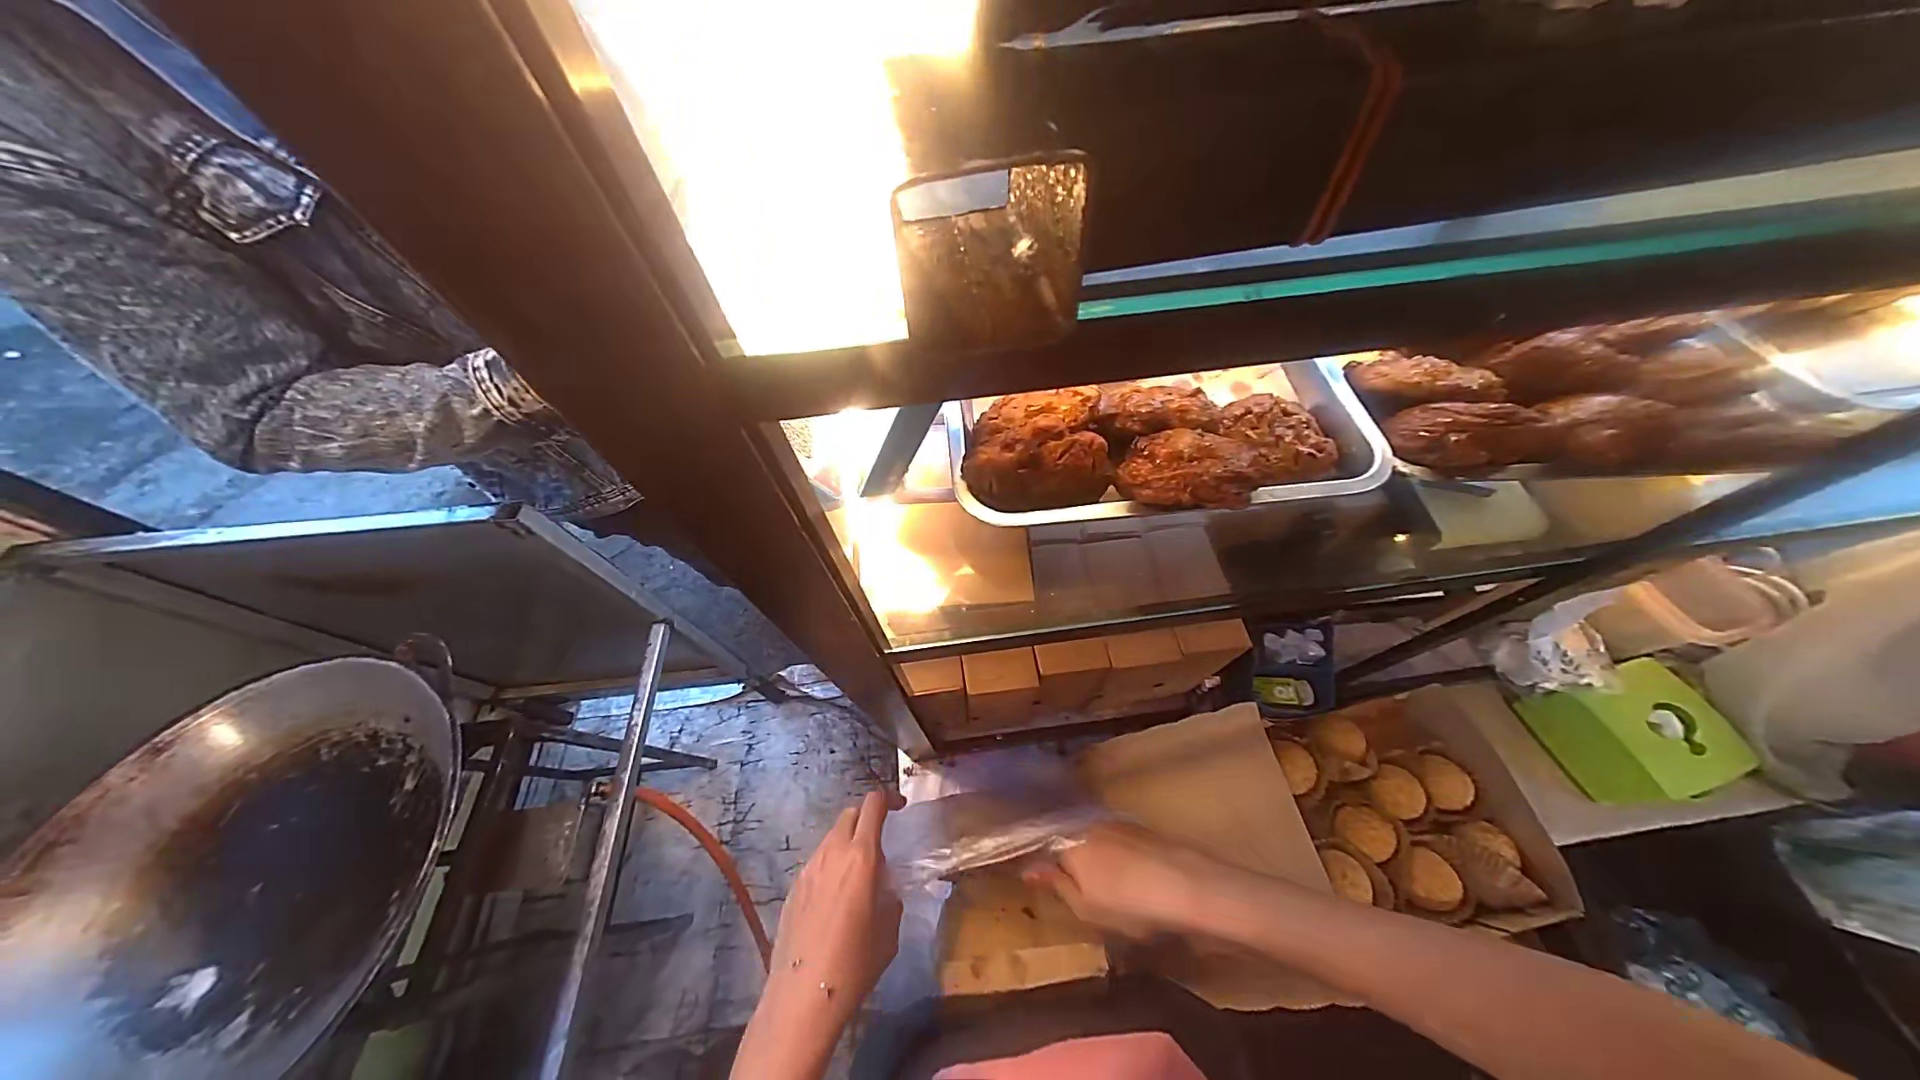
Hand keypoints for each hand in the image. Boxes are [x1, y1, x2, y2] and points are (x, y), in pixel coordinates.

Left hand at [765, 791, 902, 1019]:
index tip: (900, 808)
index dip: (888, 799)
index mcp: (861, 857)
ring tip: (859, 874)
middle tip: (880, 840)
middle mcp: (832, 853)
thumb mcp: (889, 929)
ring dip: (847, 843)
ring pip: (831, 838)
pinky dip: (831, 866)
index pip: (872, 806)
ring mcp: (808, 869)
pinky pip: (817, 863)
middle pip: (849, 815)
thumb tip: (883, 886)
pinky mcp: (793, 889)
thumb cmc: (855, 962)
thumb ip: (890, 896)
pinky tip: (835, 899)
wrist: (803, 996)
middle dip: (866, 818)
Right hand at [1024, 823, 1248, 939]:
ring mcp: (1115, 822)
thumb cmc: (1130, 905)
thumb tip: (1028, 869)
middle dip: (1065, 855)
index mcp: (1068, 843)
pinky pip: (1113, 837)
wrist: (1188, 885)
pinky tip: (1124, 872)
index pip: (1042, 845)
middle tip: (1073, 883)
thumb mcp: (1086, 908)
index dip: (1040, 861)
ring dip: (1091, 853)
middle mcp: (1087, 824)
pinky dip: (1113, 852)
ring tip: (1100, 881)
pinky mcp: (1139, 827)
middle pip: (1067, 837)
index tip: (1039, 876)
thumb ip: (1056, 885)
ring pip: (1091, 835)